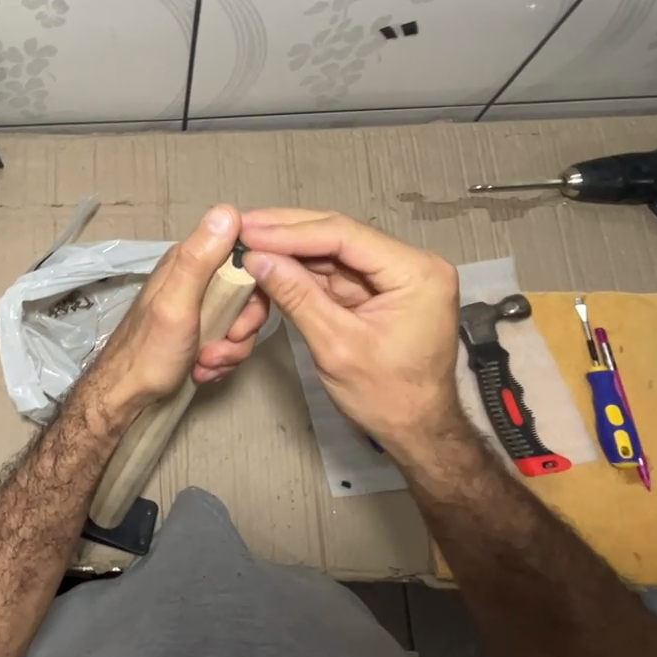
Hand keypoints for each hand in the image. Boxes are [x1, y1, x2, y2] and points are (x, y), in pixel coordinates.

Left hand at [71, 204, 269, 434]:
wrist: (127, 395)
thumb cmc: (149, 351)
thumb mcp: (176, 304)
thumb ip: (201, 260)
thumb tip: (228, 210)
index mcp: (188, 261)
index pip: (243, 253)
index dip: (256, 283)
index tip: (245, 315)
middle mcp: (194, 277)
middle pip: (248, 291)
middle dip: (241, 326)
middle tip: (222, 346)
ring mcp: (197, 304)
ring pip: (240, 319)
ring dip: (230, 349)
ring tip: (205, 363)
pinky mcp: (199, 329)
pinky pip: (230, 338)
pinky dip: (221, 359)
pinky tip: (202, 370)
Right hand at [238, 209, 465, 452]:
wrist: (416, 431)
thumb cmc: (388, 397)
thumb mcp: (336, 346)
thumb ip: (296, 296)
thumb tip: (256, 258)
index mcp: (415, 273)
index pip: (344, 235)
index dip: (291, 231)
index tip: (248, 230)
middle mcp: (408, 263)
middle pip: (337, 233)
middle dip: (285, 231)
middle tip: (240, 225)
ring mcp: (390, 274)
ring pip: (329, 247)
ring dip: (286, 245)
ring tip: (245, 239)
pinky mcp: (373, 288)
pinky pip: (330, 268)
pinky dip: (296, 266)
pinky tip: (266, 259)